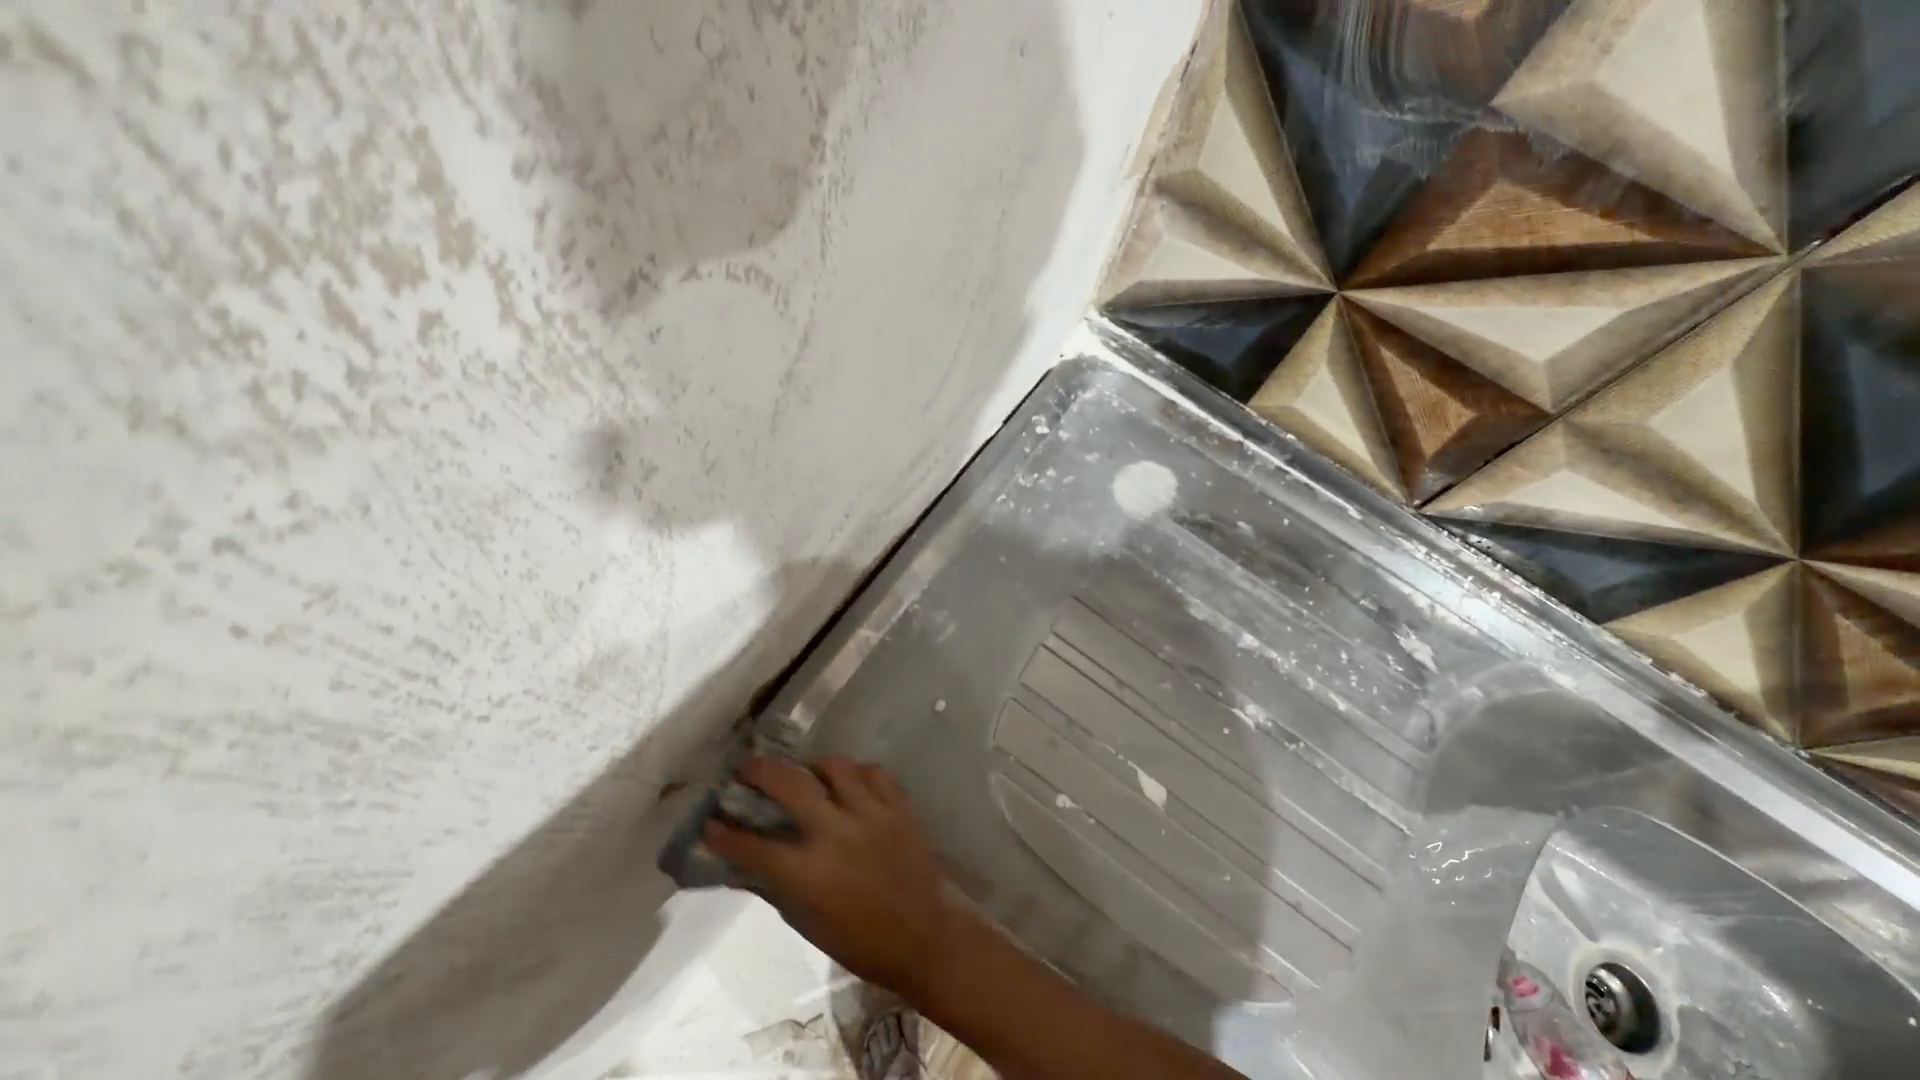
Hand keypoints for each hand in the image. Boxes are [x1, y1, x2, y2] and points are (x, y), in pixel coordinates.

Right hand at [704, 756, 963, 997]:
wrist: (925, 939)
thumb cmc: (861, 942)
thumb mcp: (808, 924)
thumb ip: (772, 889)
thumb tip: (737, 869)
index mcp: (809, 874)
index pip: (752, 846)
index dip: (724, 834)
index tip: (710, 822)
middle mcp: (838, 834)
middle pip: (789, 783)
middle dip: (759, 771)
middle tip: (745, 769)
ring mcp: (873, 815)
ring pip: (835, 766)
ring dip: (812, 767)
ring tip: (806, 775)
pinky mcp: (901, 808)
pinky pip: (874, 772)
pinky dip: (856, 773)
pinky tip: (849, 784)